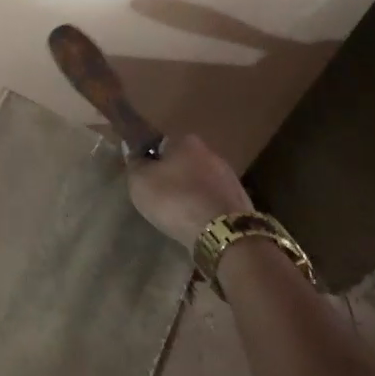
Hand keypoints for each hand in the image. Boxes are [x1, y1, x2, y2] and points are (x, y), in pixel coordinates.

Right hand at [127, 134, 252, 247]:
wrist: (223, 233)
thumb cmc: (175, 200)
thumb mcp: (140, 181)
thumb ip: (135, 162)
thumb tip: (134, 151)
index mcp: (186, 142)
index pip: (160, 144)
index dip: (149, 159)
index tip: (143, 176)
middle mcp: (211, 153)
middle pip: (182, 162)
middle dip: (171, 175)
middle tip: (158, 195)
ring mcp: (229, 177)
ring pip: (199, 181)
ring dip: (189, 191)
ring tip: (177, 211)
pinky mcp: (240, 201)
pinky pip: (212, 199)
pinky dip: (203, 206)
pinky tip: (195, 220)